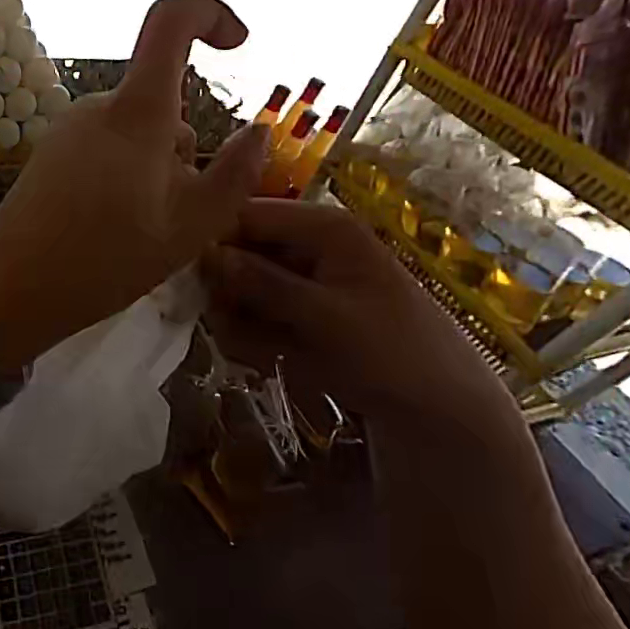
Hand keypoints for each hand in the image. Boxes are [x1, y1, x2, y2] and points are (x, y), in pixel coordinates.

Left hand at [0, 0, 269, 377]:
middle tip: (182, 217)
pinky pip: (107, 148)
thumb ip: (234, 175)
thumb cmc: (105, 261)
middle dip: (185, 149)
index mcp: (135, 111)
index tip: (239, 45)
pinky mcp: (51, 154)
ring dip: (157, 170)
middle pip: (162, 103)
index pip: (170, 20)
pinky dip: (128, 176)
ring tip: (145, 233)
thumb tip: (259, 132)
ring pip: (138, 133)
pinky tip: (113, 230)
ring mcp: (68, 129)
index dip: (210, 13)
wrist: (12, 292)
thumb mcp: (190, 228)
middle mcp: (97, 105)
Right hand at [201, 199, 517, 427]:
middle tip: (228, 325)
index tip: (189, 278)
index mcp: (323, 228)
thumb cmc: (392, 354)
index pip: (247, 213)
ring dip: (238, 320)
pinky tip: (267, 360)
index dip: (214, 240)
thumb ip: (263, 283)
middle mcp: (307, 247)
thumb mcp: (326, 317)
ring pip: (240, 288)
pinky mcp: (297, 314)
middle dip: (227, 292)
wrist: (440, 415)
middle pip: (237, 252)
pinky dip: (252, 338)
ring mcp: (300, 282)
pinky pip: (254, 316)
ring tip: (258, 351)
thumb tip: (204, 254)